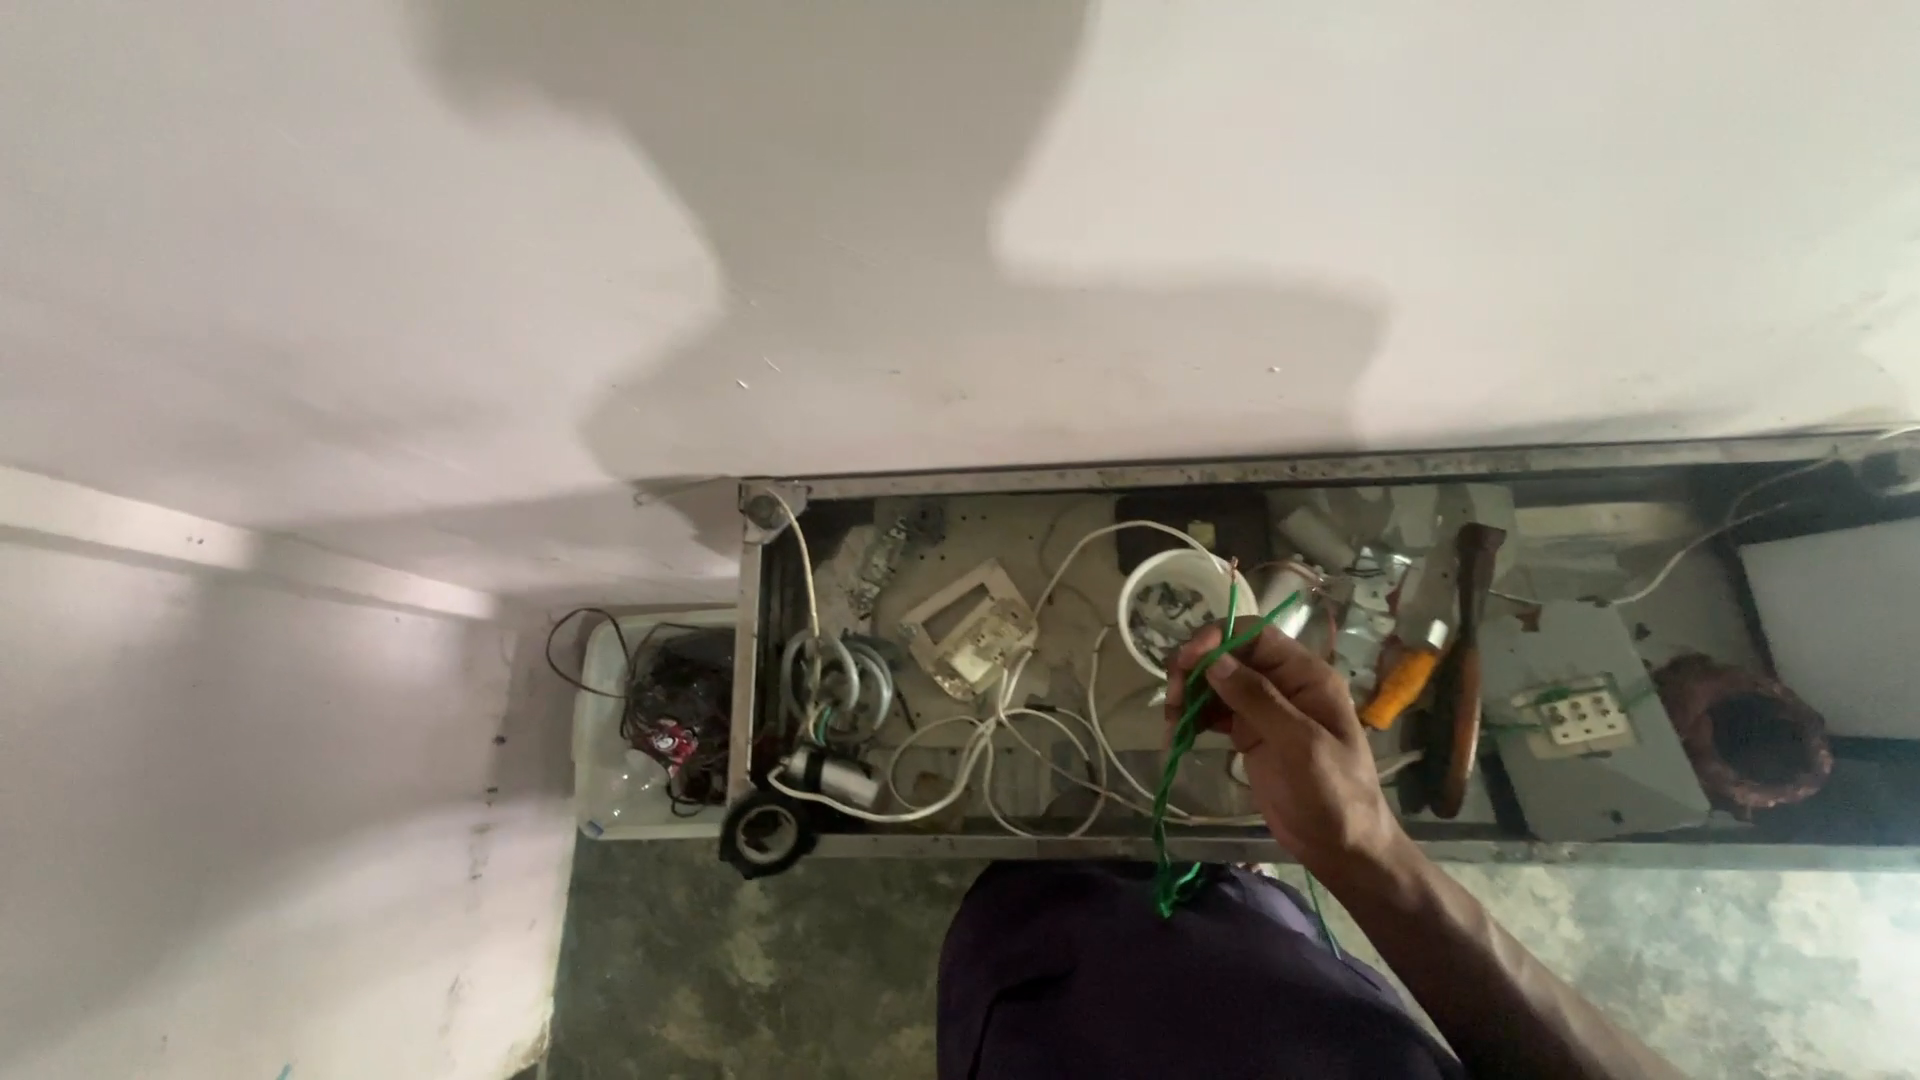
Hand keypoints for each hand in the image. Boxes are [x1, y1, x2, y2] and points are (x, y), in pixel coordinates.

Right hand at [1165, 620, 1410, 878]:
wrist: (1344, 849)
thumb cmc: (1334, 794)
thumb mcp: (1300, 745)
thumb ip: (1258, 699)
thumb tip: (1214, 660)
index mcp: (1304, 675)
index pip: (1254, 634)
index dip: (1216, 639)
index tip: (1185, 661)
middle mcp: (1282, 683)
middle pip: (1227, 655)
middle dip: (1194, 670)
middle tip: (1173, 701)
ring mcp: (1263, 708)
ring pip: (1214, 682)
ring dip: (1188, 695)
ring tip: (1172, 725)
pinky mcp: (1248, 732)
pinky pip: (1213, 711)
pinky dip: (1192, 718)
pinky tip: (1180, 736)